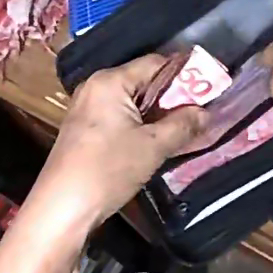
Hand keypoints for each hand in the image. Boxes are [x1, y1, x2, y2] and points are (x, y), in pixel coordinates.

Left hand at [28, 54, 206, 231]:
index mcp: (110, 81)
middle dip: (174, 96)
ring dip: (160, 114)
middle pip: (144, 81)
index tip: (211, 88)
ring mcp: (88, 109)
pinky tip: (160, 142)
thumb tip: (206, 112)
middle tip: (203, 111)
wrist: (62, 209)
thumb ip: (183, 125)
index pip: (156, 63)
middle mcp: (96, 88)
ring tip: (187, 128)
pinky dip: (142, 125)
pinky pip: (122, 117)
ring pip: (134, 102)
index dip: (186, 73)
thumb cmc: (107, 170)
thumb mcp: (153, 147)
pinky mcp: (86, 130)